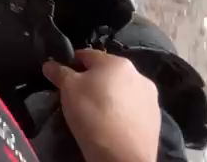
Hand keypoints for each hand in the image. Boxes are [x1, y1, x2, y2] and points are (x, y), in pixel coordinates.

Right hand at [41, 48, 160, 161]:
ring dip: (110, 96)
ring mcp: (151, 100)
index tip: (63, 80)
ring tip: (97, 112)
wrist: (122, 158)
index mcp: (117, 62)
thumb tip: (49, 64)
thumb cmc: (92, 114)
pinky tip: (112, 124)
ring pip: (121, 91)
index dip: (71, 65)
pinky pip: (133, 109)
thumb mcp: (67, 88)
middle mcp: (138, 76)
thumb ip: (58, 71)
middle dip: (93, 81)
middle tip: (79, 96)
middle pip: (107, 73)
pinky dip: (122, 112)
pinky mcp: (157, 121)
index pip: (86, 55)